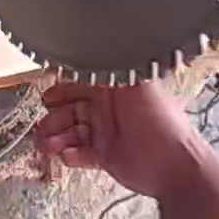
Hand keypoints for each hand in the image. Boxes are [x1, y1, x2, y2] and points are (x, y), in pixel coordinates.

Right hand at [33, 80, 207, 199]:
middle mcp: (107, 111)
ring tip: (50, 146)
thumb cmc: (161, 124)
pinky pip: (78, 154)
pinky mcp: (103, 156)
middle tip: (43, 129)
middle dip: (52, 120)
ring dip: (55, 139)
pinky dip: (70, 155)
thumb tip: (90, 52)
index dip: (60, 92)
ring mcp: (105, 134)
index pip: (79, 86)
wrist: (174, 166)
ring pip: (68, 134)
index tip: (47, 99)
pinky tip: (69, 156)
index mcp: (114, 91)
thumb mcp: (137, 87)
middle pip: (68, 112)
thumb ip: (112, 71)